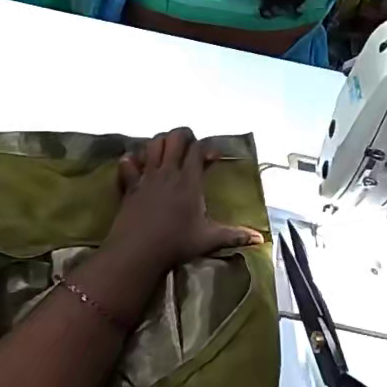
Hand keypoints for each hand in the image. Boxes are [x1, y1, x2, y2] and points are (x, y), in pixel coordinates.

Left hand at [107, 128, 260, 267]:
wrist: (138, 250)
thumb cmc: (176, 243)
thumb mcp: (208, 239)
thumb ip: (233, 235)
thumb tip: (259, 239)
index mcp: (189, 181)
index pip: (198, 150)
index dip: (206, 147)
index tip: (212, 156)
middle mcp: (168, 172)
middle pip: (174, 138)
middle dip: (183, 135)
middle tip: (189, 145)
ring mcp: (146, 176)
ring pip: (152, 144)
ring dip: (160, 142)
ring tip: (167, 151)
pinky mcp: (130, 185)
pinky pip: (128, 163)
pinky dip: (132, 159)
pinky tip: (136, 163)